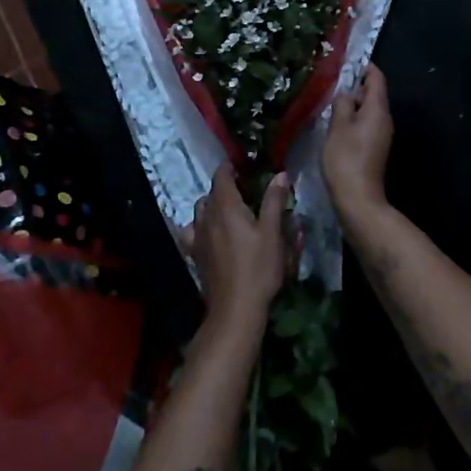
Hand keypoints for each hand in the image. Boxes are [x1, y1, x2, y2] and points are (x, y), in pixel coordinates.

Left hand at [182, 165, 288, 338]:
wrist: (235, 308)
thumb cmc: (259, 267)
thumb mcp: (273, 232)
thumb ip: (274, 201)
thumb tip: (280, 174)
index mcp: (227, 210)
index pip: (221, 179)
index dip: (228, 168)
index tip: (239, 163)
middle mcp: (207, 220)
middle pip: (210, 195)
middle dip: (223, 187)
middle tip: (244, 188)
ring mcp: (198, 239)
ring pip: (199, 213)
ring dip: (211, 205)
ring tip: (228, 209)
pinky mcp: (196, 256)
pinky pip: (191, 233)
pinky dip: (198, 226)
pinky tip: (208, 232)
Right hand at [324, 63, 392, 217]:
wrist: (358, 197)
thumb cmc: (346, 158)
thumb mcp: (338, 127)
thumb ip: (342, 104)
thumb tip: (345, 91)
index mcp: (378, 109)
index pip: (377, 79)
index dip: (365, 67)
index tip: (348, 59)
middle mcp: (385, 118)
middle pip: (374, 93)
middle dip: (356, 84)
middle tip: (333, 79)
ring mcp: (382, 133)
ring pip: (369, 109)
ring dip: (353, 102)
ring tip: (330, 99)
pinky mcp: (376, 146)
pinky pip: (367, 123)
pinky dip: (354, 117)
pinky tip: (336, 122)